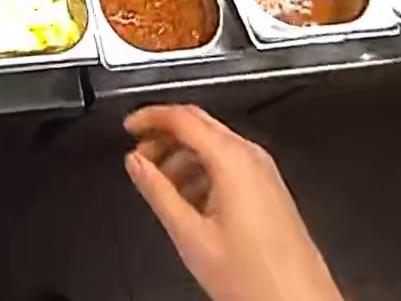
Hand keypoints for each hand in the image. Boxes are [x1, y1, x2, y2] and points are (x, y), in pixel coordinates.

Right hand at [123, 105, 342, 300]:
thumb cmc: (259, 285)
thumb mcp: (192, 237)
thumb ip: (157, 192)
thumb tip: (135, 163)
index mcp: (232, 159)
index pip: (180, 117)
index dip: (149, 117)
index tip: (129, 127)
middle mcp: (251, 158)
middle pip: (196, 124)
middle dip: (163, 134)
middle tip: (138, 151)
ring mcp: (264, 174)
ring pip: (212, 143)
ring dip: (180, 153)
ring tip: (158, 180)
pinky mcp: (270, 192)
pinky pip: (228, 163)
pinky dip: (200, 168)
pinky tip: (187, 198)